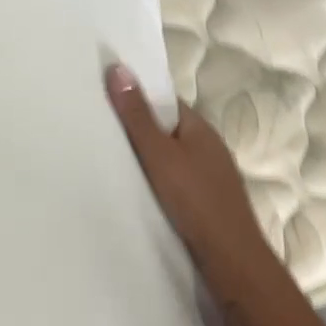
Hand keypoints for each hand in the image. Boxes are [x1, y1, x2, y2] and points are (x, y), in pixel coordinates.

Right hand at [105, 63, 277, 285]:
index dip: (137, 95)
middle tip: (96, 123)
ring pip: (170, 155)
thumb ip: (137, 115)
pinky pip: (173, 177)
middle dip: (137, 125)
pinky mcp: (204, 201)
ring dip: (145, 154)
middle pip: (166, 128)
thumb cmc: (194, 199)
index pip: (165, 101)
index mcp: (201, 129)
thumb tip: (119, 67)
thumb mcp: (158, 153)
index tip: (103, 94)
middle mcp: (209, 148)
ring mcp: (209, 176)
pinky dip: (153, 176)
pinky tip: (133, 185)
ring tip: (107, 153)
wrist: (230, 258)